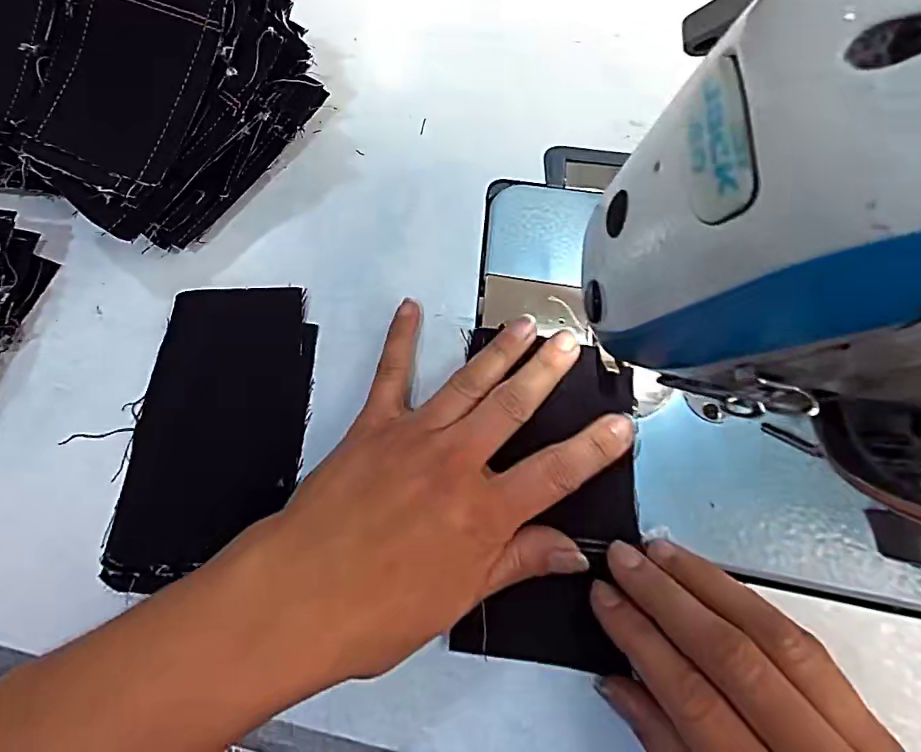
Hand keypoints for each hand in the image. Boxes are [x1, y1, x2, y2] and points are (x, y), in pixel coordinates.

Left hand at [230, 300, 635, 682]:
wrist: (298, 596)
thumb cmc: (377, 611)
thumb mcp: (458, 600)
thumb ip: (517, 563)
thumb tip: (571, 552)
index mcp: (482, 513)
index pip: (555, 473)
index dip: (595, 448)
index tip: (622, 423)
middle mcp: (455, 463)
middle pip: (513, 407)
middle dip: (546, 371)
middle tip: (569, 342)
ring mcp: (414, 436)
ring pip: (468, 383)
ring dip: (499, 351)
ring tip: (524, 325)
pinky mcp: (374, 424)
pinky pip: (391, 374)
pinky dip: (401, 339)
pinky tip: (410, 309)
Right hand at [591, 540, 901, 751]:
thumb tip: (621, 684)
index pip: (695, 701)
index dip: (642, 639)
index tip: (608, 600)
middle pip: (735, 655)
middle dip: (667, 596)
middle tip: (625, 559)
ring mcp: (863, 743)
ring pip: (776, 634)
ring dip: (707, 583)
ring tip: (663, 554)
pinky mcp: (877, 722)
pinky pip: (808, 644)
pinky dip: (752, 604)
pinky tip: (716, 580)